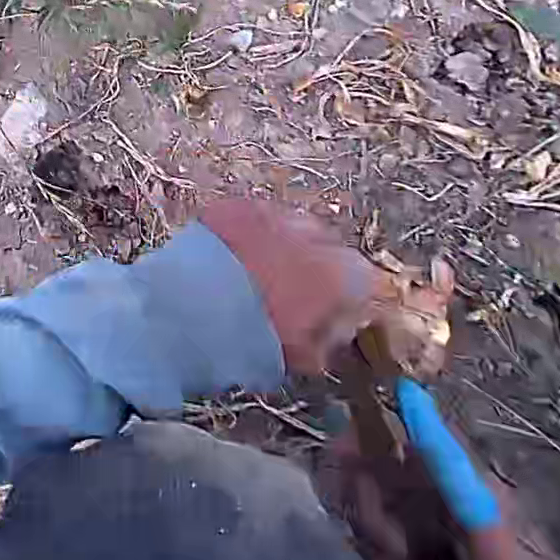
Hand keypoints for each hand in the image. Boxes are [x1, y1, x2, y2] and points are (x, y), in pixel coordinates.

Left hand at [199, 199, 379, 373]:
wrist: (193, 307)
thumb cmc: (254, 340)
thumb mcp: (304, 356)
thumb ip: (330, 337)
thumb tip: (336, 325)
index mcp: (342, 274)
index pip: (366, 279)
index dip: (351, 295)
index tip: (337, 308)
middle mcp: (315, 234)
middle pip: (328, 245)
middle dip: (317, 262)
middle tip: (292, 287)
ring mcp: (275, 213)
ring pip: (291, 225)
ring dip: (283, 242)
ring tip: (258, 267)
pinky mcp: (238, 203)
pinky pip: (253, 216)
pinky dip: (248, 230)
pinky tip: (231, 251)